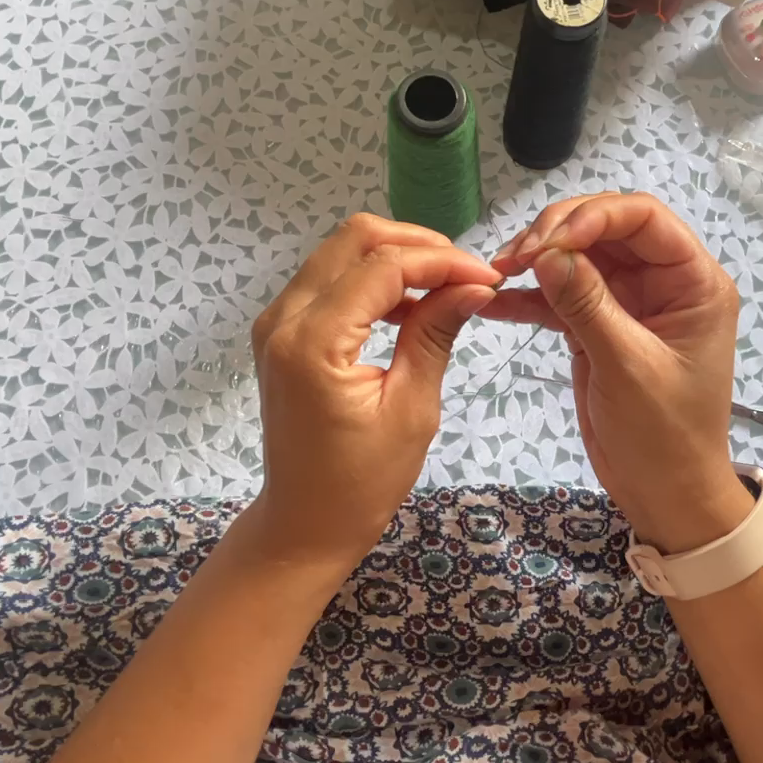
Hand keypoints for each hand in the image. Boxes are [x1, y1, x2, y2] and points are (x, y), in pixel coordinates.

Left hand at [246, 214, 500, 567]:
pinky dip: (372, 280)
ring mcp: (276, 321)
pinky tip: (409, 307)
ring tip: (445, 288)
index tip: (486, 277)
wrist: (303, 523)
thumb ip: (435, 334)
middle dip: (417, 246)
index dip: (441, 262)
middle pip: (354, 239)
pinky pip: (330, 280)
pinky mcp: (282, 331)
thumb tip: (474, 285)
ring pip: (340, 252)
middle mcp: (284, 318)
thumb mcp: (411, 409)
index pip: (383, 268)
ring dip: (396, 259)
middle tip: (464, 274)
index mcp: (313, 342)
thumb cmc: (361, 483)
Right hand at [483, 193, 753, 551]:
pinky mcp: (596, 325)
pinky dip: (528, 297)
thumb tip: (547, 253)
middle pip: (605, 228)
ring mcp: (626, 301)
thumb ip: (588, 305)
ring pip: (577, 256)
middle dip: (557, 234)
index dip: (593, 216)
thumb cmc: (664, 435)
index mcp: (692, 281)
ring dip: (536, 259)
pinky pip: (560, 296)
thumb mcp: (628, 366)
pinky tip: (493, 301)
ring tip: (498, 274)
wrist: (663, 493)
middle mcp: (661, 281)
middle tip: (515, 259)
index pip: (644, 218)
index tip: (547, 242)